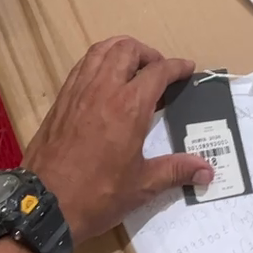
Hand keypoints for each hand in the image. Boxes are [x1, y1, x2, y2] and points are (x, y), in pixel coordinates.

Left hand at [24, 37, 212, 240]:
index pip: (158, 71)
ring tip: (133, 67)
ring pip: (102, 50)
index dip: (177, 67)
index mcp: (130, 105)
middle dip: (148, 54)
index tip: (187, 69)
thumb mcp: (141, 185)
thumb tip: (207, 171)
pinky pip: (83, 64)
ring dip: (122, 51)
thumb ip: (176, 170)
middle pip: (128, 49)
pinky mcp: (62, 97)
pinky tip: (106, 79)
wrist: (45, 203)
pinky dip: (99, 61)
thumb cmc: (97, 194)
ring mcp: (79, 89)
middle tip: (158, 71)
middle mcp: (104, 88)